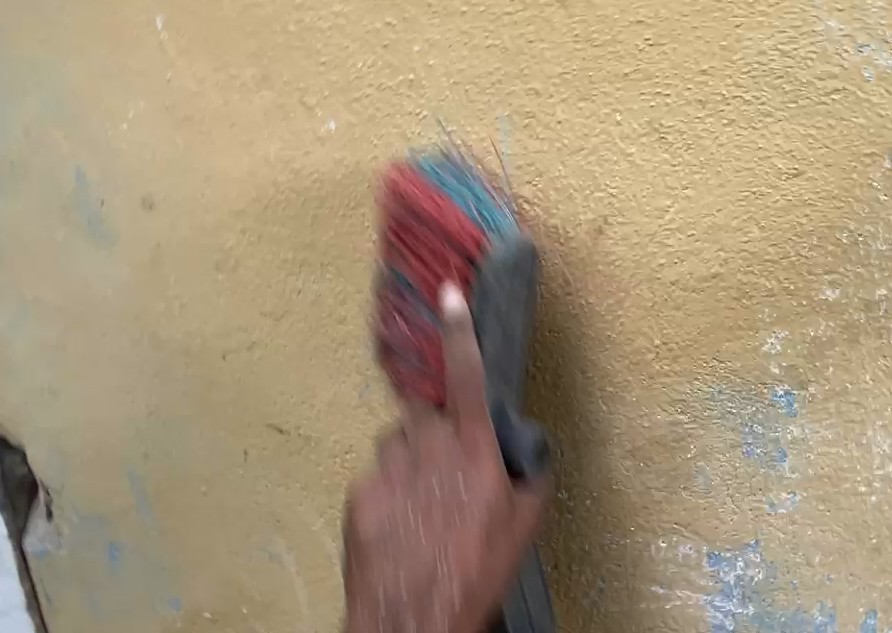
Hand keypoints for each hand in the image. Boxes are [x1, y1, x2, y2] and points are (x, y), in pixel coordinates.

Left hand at [343, 283, 550, 632]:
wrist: (414, 622)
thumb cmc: (479, 568)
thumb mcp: (527, 521)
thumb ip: (532, 471)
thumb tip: (527, 446)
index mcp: (472, 445)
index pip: (467, 372)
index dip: (459, 328)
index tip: (450, 292)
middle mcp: (429, 445)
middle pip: (424, 410)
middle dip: (433, 425)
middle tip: (444, 463)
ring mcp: (388, 469)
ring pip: (397, 440)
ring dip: (409, 457)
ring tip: (420, 499)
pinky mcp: (359, 495)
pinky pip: (375, 474)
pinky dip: (387, 489)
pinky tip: (397, 523)